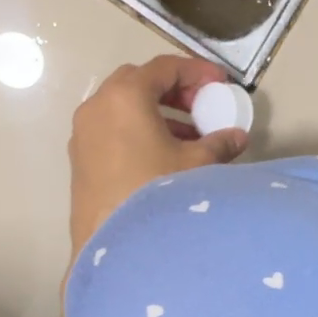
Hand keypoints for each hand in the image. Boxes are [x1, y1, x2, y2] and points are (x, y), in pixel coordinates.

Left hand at [67, 55, 248, 251]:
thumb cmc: (158, 193)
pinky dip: (137, 133)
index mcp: (125, 97)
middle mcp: (96, 107)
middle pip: (137, 83)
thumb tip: (237, 137)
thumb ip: (219, 144)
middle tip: (200, 108)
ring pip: (122, 109)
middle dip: (172, 91)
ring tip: (187, 139)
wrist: (115, 248)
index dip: (196, 72)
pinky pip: (111, 132)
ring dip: (155, 115)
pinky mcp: (80, 162)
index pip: (163, 68)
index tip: (219, 84)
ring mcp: (83, 135)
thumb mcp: (198, 165)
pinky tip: (161, 159)